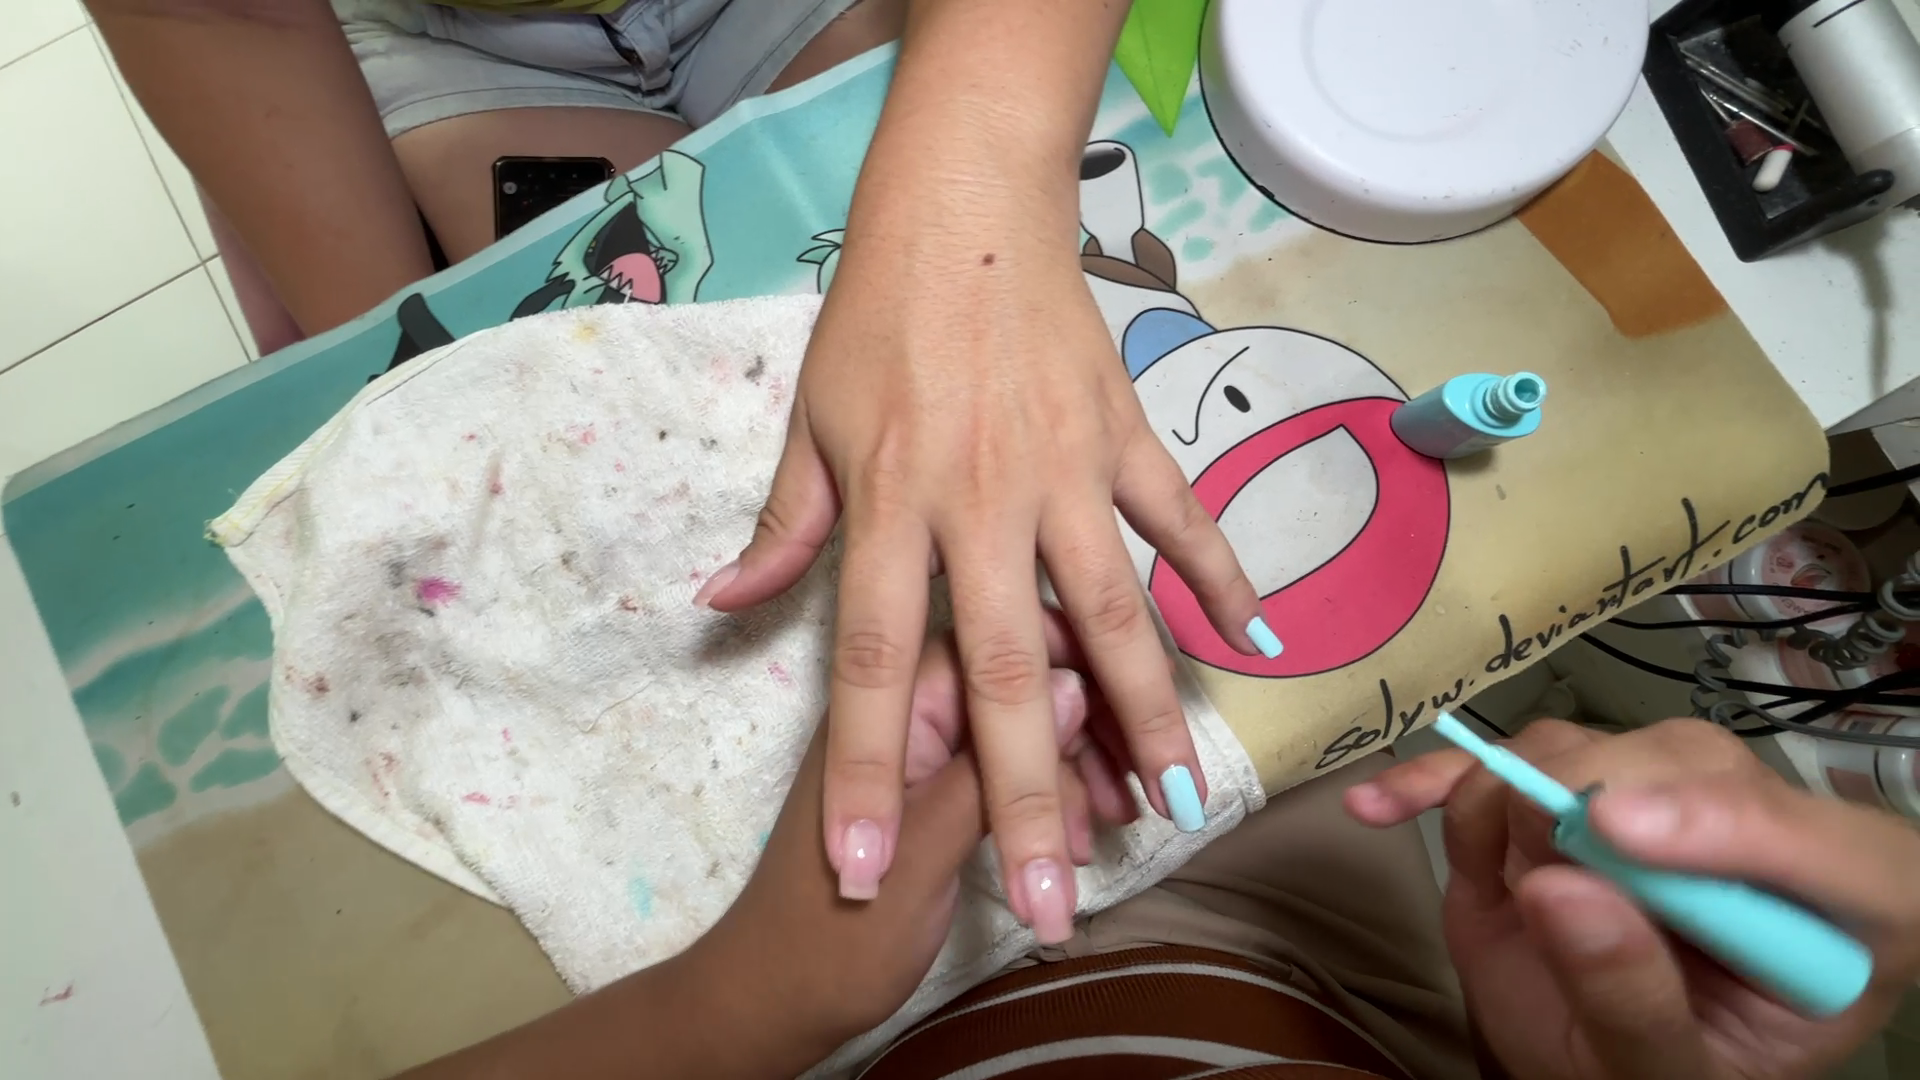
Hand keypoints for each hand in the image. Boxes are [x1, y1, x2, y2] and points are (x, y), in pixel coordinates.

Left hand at [690, 632, 1125, 1068]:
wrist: (781, 1005)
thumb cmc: (840, 933)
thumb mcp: (925, 853)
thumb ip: (993, 771)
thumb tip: (1072, 686)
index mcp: (892, 703)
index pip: (992, 648)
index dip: (1070, 666)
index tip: (1133, 711)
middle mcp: (913, 710)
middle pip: (1016, 687)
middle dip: (1082, 729)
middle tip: (1136, 786)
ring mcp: (928, 749)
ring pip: (1019, 731)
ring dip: (1073, 773)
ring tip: (1112, 825)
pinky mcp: (941, 787)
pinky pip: (1008, 772)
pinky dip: (1049, 802)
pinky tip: (1081, 841)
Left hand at [699, 183, 1264, 938]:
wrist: (964, 211)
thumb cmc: (877, 318)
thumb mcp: (810, 421)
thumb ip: (784, 528)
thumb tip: (725, 604)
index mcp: (893, 506)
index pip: (879, 663)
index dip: (867, 772)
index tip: (865, 870)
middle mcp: (985, 504)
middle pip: (1011, 669)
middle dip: (1027, 795)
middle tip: (1052, 901)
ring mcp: (1069, 471)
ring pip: (1113, 610)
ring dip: (1143, 711)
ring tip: (1168, 801)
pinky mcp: (1127, 433)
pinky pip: (1179, 515)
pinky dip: (1219, 573)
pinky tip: (1254, 640)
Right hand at [1348, 719, 1919, 1079]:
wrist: (1566, 1049)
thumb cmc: (1641, 1072)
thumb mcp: (1653, 1074)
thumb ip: (1629, 1000)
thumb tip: (1559, 891)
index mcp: (1828, 924)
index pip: (1839, 853)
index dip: (1739, 827)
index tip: (1614, 833)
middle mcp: (1733, 838)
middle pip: (1679, 764)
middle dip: (1585, 805)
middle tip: (1528, 876)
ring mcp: (1624, 801)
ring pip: (1566, 747)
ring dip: (1499, 799)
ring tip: (1482, 879)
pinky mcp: (1534, 794)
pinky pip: (1479, 759)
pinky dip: (1423, 781)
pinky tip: (1375, 807)